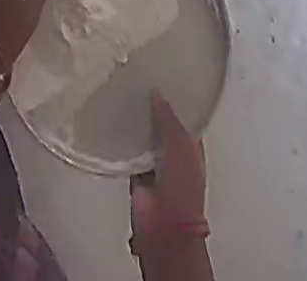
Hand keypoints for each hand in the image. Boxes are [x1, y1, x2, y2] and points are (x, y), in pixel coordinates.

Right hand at [131, 92, 207, 246]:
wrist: (164, 226)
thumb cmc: (183, 187)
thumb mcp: (181, 146)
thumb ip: (168, 118)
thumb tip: (157, 92)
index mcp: (192, 146)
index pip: (183, 117)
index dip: (174, 100)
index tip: (161, 79)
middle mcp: (174, 152)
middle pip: (161, 125)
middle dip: (151, 109)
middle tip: (138, 83)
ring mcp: (155, 163)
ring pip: (145, 137)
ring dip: (137, 124)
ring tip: (124, 96)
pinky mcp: (136, 172)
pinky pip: (129, 151)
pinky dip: (124, 140)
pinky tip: (115, 121)